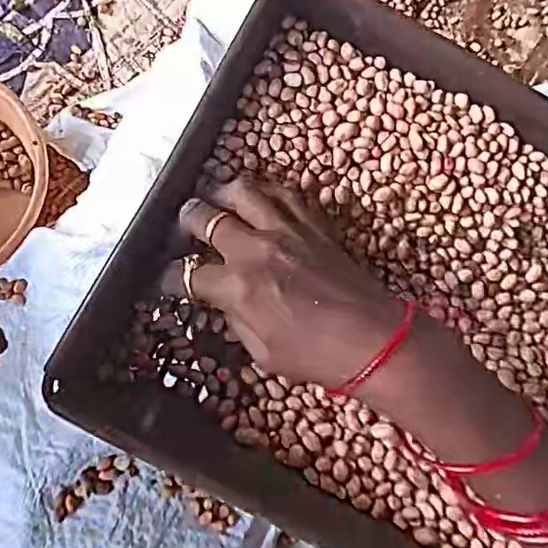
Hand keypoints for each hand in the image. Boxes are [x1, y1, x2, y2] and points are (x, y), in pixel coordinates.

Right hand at [176, 178, 403, 387]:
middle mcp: (256, 250)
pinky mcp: (313, 226)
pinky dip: (264, 192)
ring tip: (215, 202)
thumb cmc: (318, 356)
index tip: (171, 279)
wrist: (376, 341)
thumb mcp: (261, 351)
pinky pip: (283, 194)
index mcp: (238, 287)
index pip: (188, 273)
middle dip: (186, 221)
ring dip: (220, 194)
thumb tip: (223, 300)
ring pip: (242, 191)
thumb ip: (234, 317)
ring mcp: (287, 231)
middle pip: (205, 217)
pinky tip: (258, 203)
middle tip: (183, 227)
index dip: (172, 277)